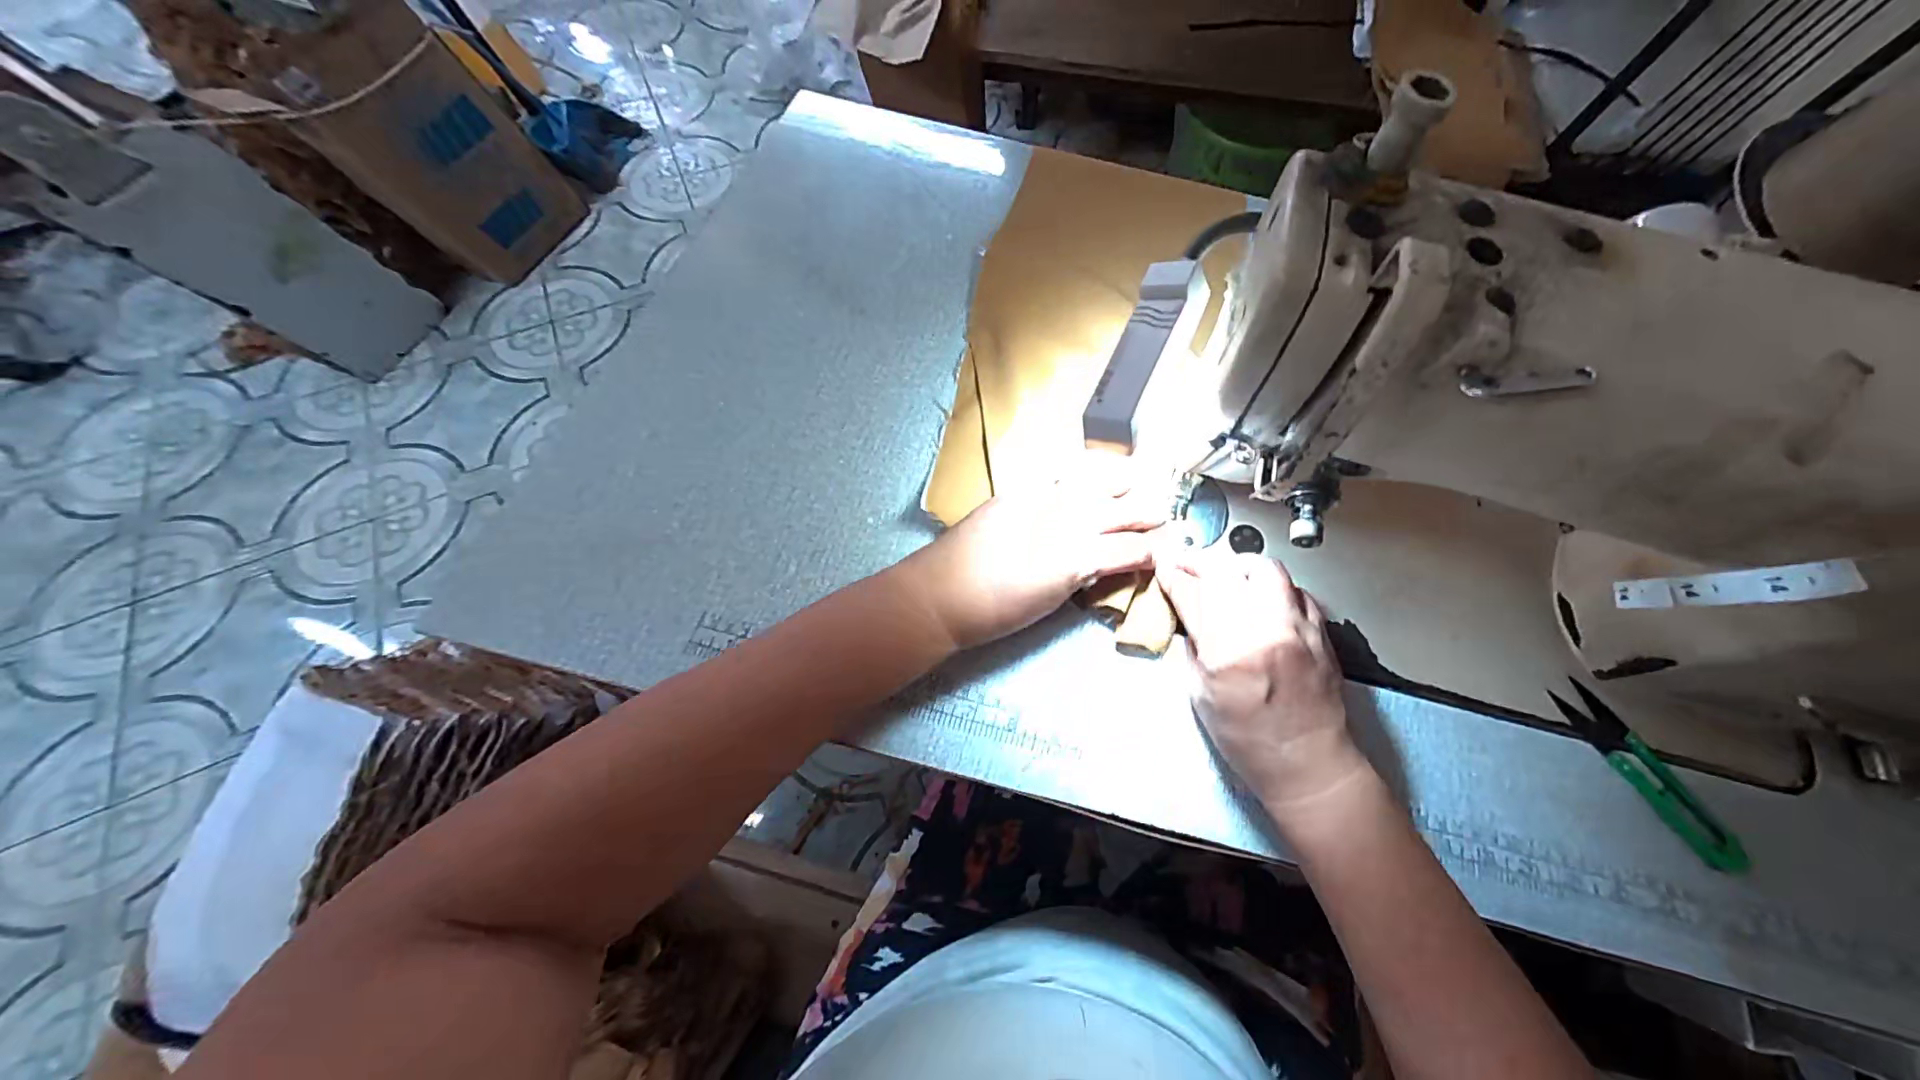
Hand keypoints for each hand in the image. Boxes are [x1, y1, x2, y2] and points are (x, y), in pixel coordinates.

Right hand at [891, 458, 1169, 650]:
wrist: (943, 593)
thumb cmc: (958, 566)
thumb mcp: (995, 525)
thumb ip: (1026, 519)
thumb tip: (1046, 526)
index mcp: (1031, 488)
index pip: (1083, 468)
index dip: (1113, 471)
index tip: (1131, 472)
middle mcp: (1053, 499)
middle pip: (1112, 481)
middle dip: (1141, 485)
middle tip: (1162, 490)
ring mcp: (1067, 528)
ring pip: (1129, 512)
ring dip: (1153, 516)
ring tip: (1170, 521)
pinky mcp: (1076, 563)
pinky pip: (1127, 552)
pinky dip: (1147, 554)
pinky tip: (1159, 557)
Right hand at [1156, 546, 1367, 819]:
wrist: (1309, 763)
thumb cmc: (1247, 740)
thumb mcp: (1200, 695)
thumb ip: (1194, 648)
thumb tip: (1187, 614)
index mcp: (1228, 652)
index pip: (1193, 594)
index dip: (1173, 575)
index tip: (1164, 567)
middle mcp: (1265, 631)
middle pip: (1227, 571)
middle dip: (1201, 564)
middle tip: (1189, 568)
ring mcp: (1297, 628)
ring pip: (1264, 570)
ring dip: (1238, 568)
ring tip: (1226, 578)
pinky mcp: (1320, 631)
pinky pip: (1294, 589)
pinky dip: (1272, 587)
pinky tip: (1262, 600)